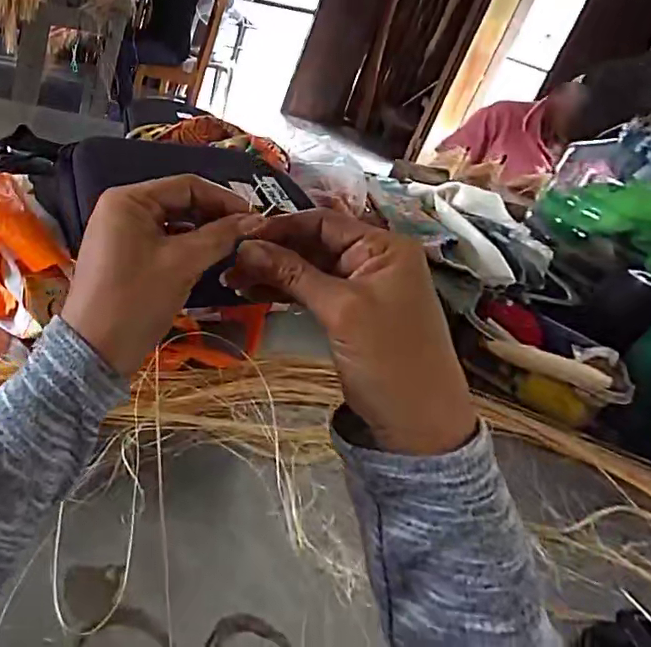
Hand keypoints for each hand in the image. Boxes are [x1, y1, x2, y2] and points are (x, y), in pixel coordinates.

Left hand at [62, 175, 263, 375]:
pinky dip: (186, 245)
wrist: (96, 347)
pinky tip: (210, 257)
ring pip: (172, 221)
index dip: (223, 198)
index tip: (257, 217)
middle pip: (178, 201)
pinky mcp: (124, 252)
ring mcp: (119, 230)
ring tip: (236, 246)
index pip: (185, 185)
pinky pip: (161, 239)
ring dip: (203, 231)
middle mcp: (120, 207)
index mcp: (127, 199)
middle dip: (214, 215)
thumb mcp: (182, 263)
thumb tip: (255, 219)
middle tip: (251, 234)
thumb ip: (219, 236)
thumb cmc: (136, 298)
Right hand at [225, 209, 475, 454]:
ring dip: (270, 270)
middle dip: (270, 250)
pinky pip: (307, 287)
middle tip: (229, 262)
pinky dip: (281, 288)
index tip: (239, 236)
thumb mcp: (340, 310)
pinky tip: (252, 292)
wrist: (421, 429)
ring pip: (304, 265)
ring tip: (233, 279)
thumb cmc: (391, 361)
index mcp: (384, 248)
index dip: (279, 226)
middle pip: (310, 242)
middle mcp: (373, 259)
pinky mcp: (347, 309)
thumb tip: (245, 245)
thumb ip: (291, 272)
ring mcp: (360, 285)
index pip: (321, 221)